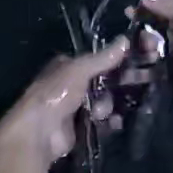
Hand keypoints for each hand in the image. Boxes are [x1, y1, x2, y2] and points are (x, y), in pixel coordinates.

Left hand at [0, 38, 129, 165]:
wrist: (39, 132)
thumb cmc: (56, 94)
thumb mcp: (79, 70)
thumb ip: (102, 58)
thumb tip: (125, 40)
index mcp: (66, 67)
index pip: (94, 61)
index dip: (113, 62)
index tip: (133, 64)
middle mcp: (69, 86)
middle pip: (100, 83)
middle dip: (114, 86)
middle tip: (132, 88)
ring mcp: (74, 108)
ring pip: (102, 102)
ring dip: (108, 106)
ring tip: (104, 112)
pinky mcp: (79, 128)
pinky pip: (100, 122)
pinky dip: (108, 122)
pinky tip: (114, 123)